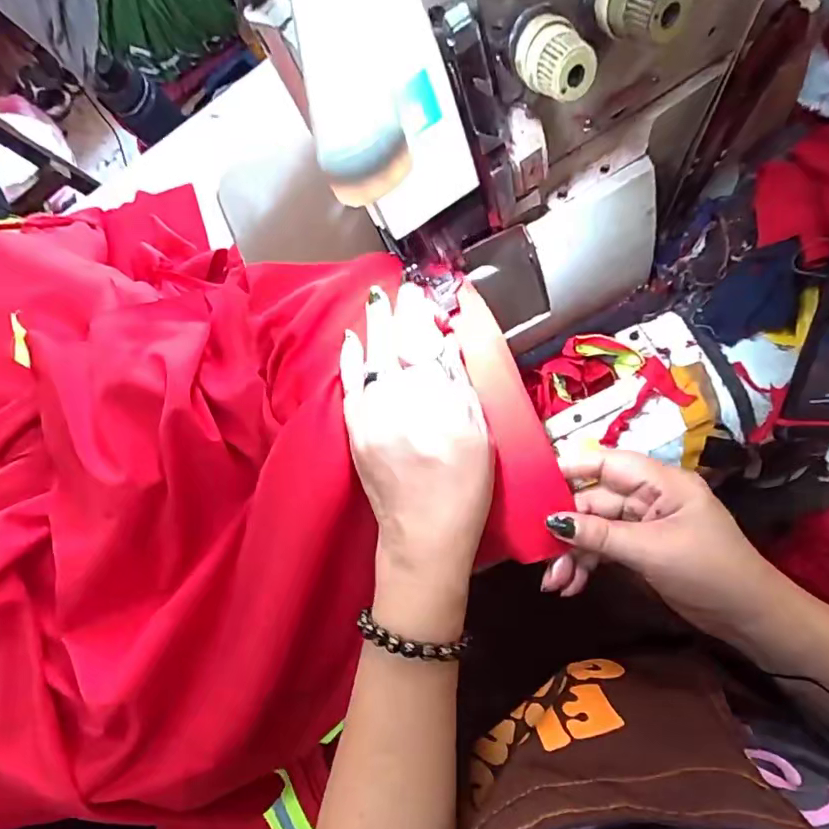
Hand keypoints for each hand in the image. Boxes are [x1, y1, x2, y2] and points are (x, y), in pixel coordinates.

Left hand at [341, 282, 493, 586]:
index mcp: (436, 401)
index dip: (421, 315)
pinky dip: (350, 361)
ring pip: (369, 361)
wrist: (422, 536)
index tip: (422, 294)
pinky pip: (349, 386)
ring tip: (377, 305)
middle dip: (396, 314)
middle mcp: (398, 403)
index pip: (423, 342)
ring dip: (373, 329)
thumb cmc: (462, 492)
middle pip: (392, 346)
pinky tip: (351, 341)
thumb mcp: (479, 435)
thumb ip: (461, 387)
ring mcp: (371, 417)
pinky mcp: (355, 433)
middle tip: (399, 292)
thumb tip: (448, 348)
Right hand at [540, 449, 793, 639]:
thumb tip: (553, 522)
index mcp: (661, 483)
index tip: (533, 486)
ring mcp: (642, 525)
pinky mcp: (639, 550)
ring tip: (555, 585)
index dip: (570, 469)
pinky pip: (602, 550)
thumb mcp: (651, 551)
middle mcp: (649, 498)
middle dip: (566, 531)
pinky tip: (571, 587)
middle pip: (593, 502)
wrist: (747, 616)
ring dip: (572, 556)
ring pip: (593, 530)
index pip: (607, 463)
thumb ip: (600, 535)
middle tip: (541, 557)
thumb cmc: (708, 571)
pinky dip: (585, 567)